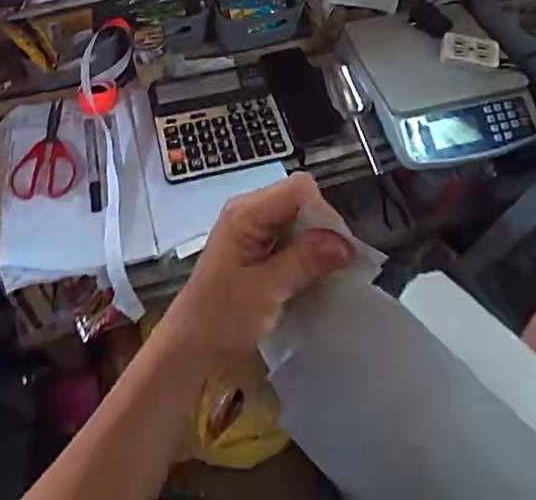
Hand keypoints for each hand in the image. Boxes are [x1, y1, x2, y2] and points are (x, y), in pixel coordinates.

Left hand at [154, 173, 355, 367]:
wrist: (189, 346)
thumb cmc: (221, 318)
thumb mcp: (267, 291)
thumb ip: (305, 261)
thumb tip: (346, 244)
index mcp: (246, 212)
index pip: (298, 189)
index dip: (324, 213)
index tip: (340, 249)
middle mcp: (248, 209)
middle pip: (299, 198)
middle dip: (323, 227)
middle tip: (337, 263)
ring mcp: (250, 225)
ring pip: (297, 217)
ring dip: (315, 241)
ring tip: (326, 271)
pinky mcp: (255, 243)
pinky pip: (289, 233)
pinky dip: (304, 250)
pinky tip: (310, 275)